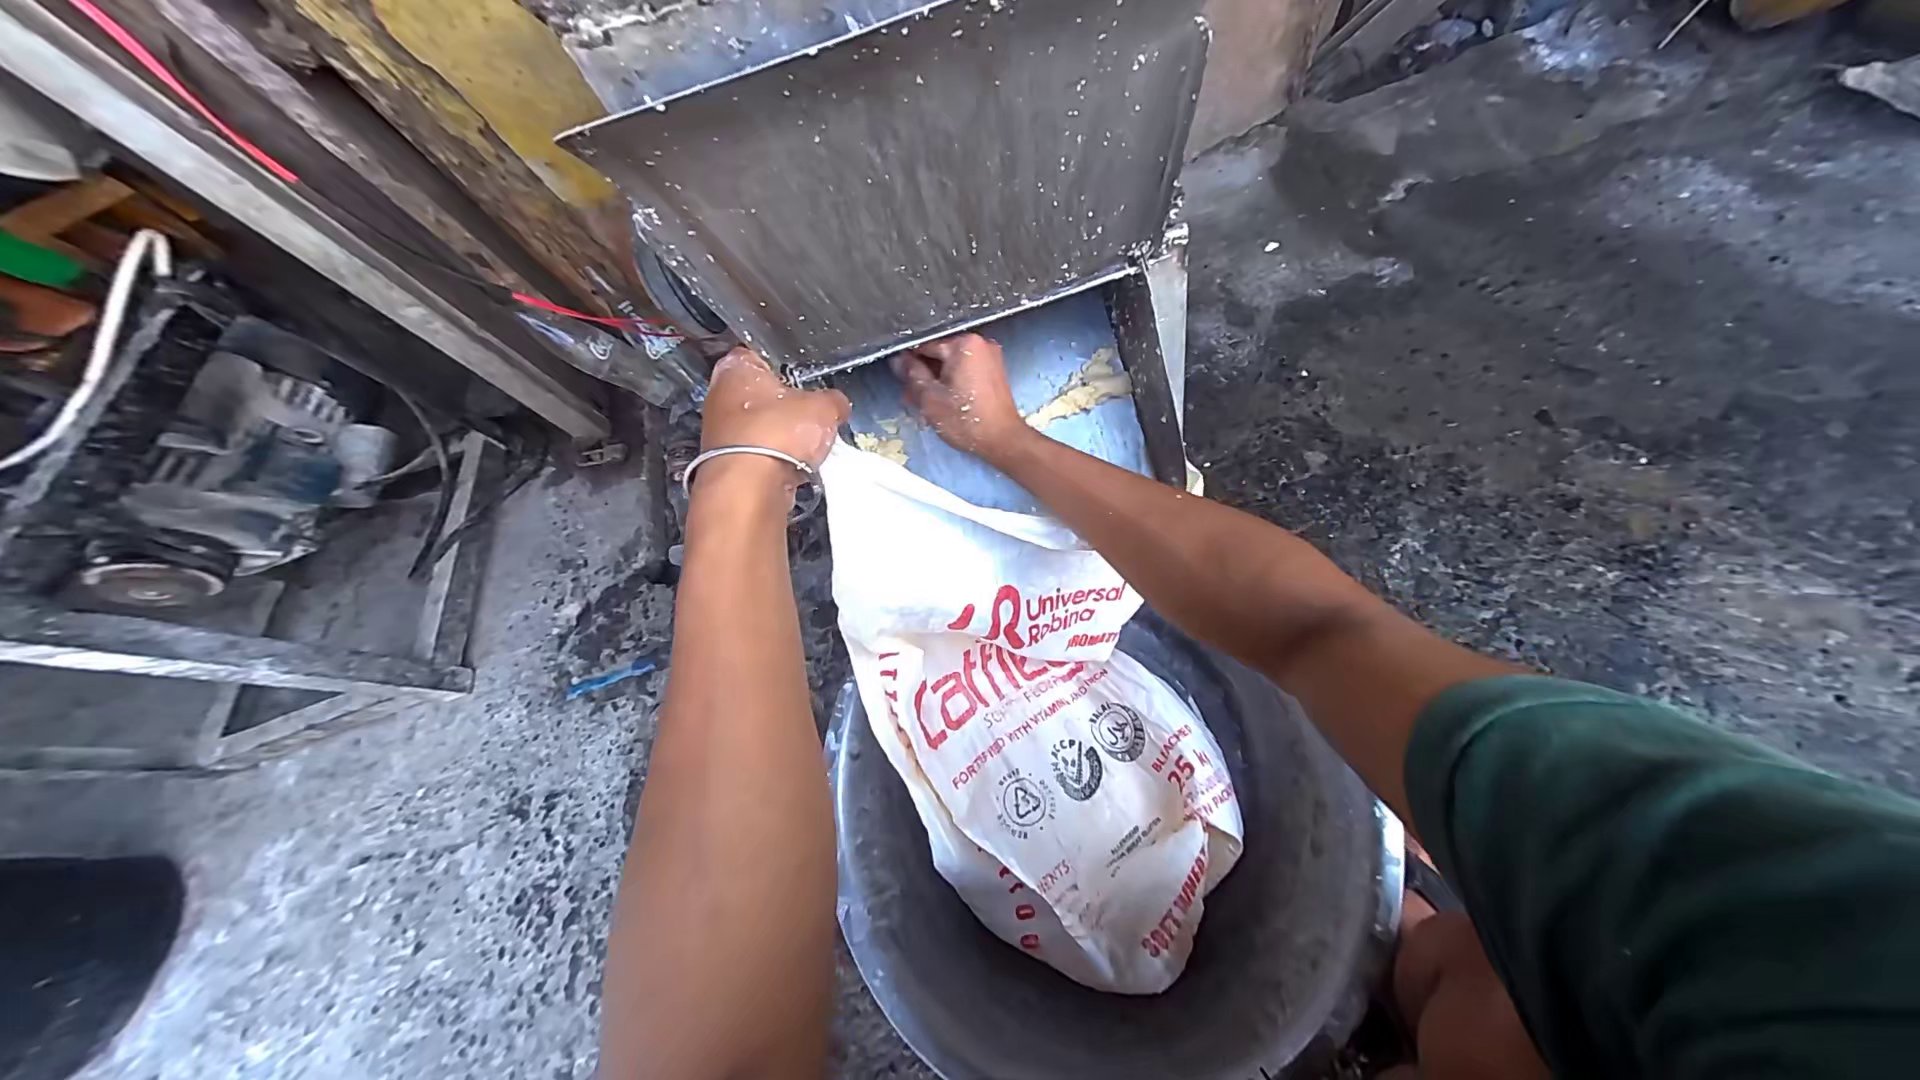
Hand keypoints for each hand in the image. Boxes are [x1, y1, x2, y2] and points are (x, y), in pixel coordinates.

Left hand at [700, 347, 849, 477]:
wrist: (750, 487)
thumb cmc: (776, 433)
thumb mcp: (824, 408)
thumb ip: (833, 400)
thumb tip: (837, 403)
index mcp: (736, 366)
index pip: (764, 355)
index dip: (789, 366)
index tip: (808, 380)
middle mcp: (720, 395)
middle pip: (763, 394)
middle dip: (787, 406)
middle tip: (811, 415)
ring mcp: (720, 431)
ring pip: (761, 426)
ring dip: (781, 435)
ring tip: (803, 446)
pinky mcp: (726, 462)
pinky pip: (758, 454)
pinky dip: (775, 459)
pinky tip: (791, 466)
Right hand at [891, 333, 1028, 461]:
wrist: (1002, 440)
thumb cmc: (966, 420)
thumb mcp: (929, 398)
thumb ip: (911, 374)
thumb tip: (899, 360)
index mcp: (964, 343)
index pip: (924, 344)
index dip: (908, 362)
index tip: (901, 379)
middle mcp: (980, 343)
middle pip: (940, 353)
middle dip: (924, 372)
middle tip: (912, 395)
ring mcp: (990, 356)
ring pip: (952, 363)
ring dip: (936, 379)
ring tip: (925, 401)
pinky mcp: (994, 371)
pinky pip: (965, 370)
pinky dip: (952, 382)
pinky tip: (943, 399)